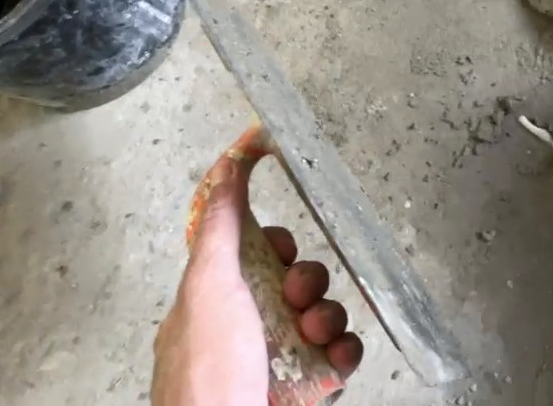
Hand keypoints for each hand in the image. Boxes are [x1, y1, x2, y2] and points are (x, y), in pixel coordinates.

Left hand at [152, 149, 362, 405]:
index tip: (281, 247)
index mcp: (216, 304)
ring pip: (322, 313)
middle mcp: (249, 329)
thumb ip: (222, 227)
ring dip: (327, 314)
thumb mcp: (209, 287)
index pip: (256, 254)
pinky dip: (344, 350)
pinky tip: (338, 354)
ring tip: (317, 331)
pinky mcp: (308, 389)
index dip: (276, 244)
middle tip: (297, 295)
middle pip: (296, 280)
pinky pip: (340, 354)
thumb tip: (226, 169)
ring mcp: (280, 361)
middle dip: (307, 279)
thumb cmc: (208, 372)